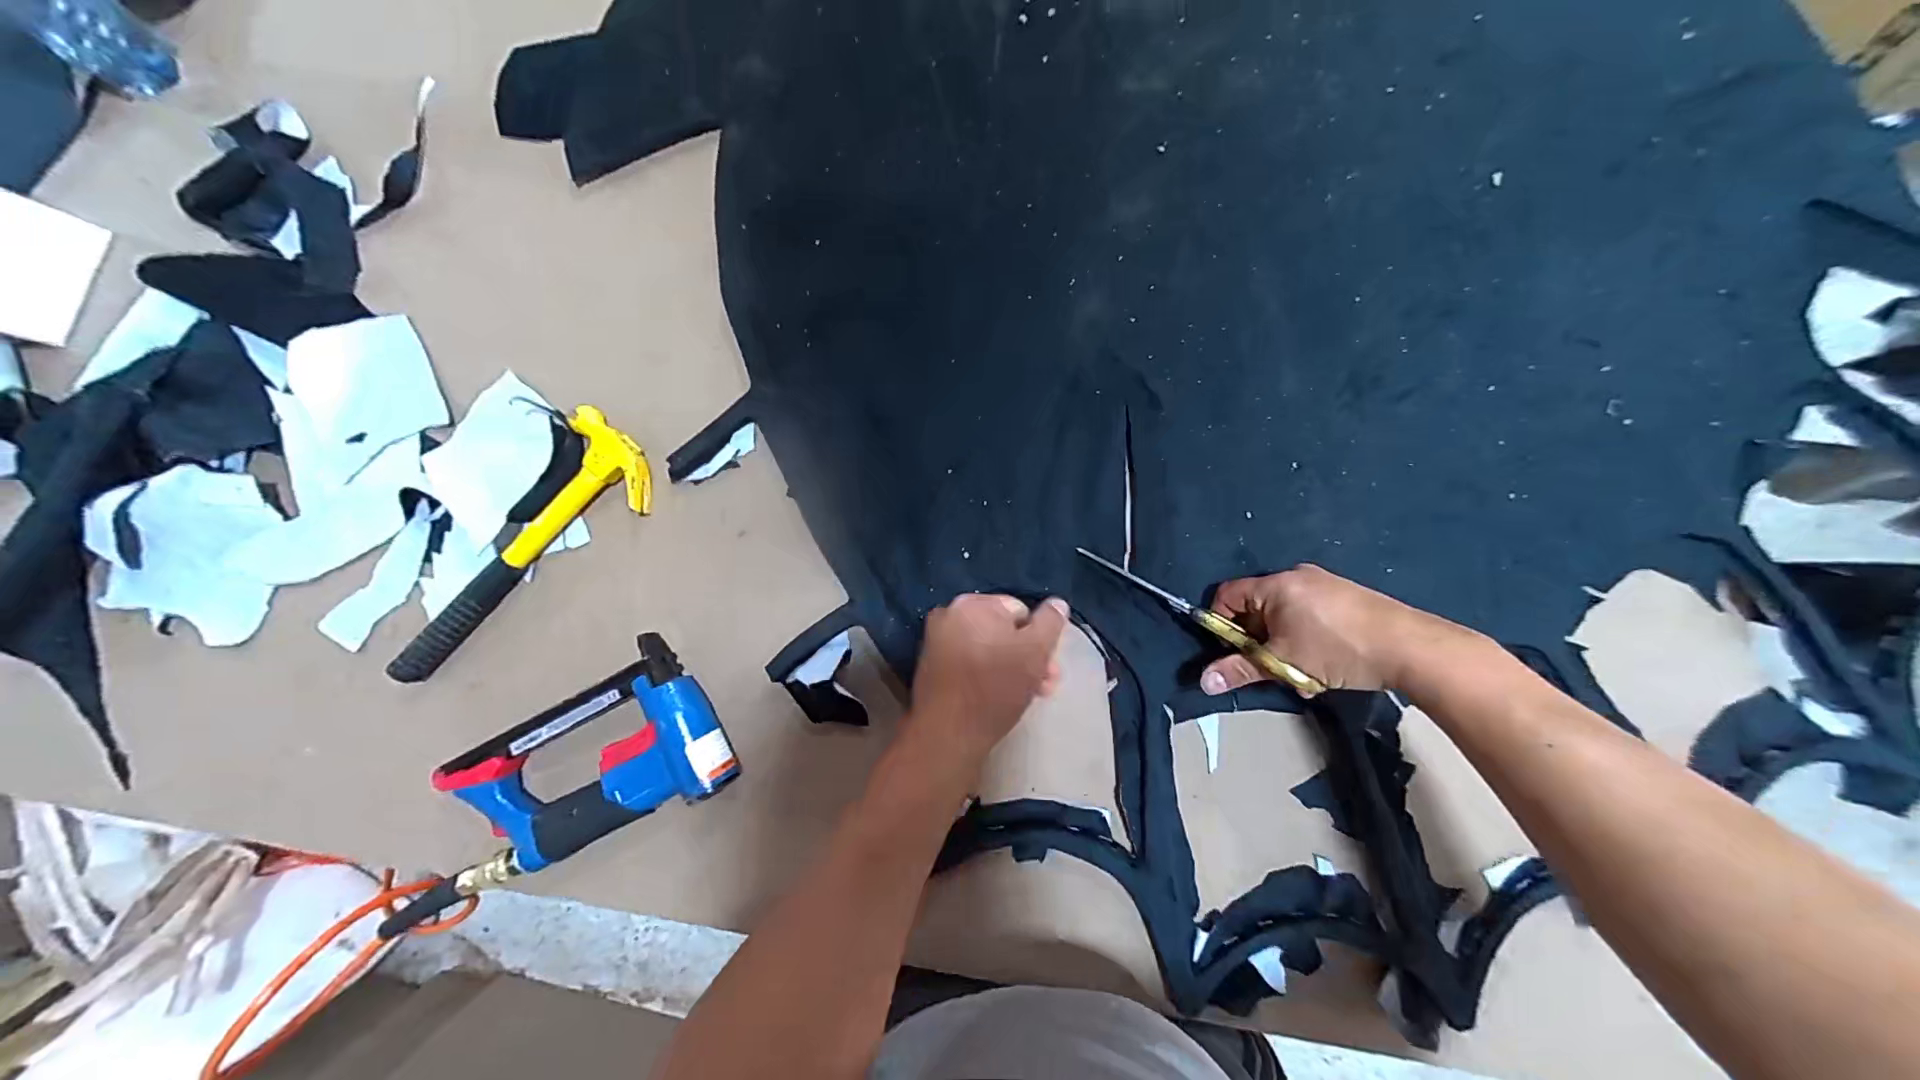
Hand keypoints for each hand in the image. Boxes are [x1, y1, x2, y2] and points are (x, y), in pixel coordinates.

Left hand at [910, 594, 1069, 763]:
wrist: (947, 733)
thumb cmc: (995, 688)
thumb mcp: (1035, 651)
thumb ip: (1050, 623)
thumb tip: (1057, 603)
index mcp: (971, 603)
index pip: (1021, 610)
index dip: (1038, 637)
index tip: (1048, 664)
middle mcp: (949, 614)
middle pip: (1004, 630)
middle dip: (1028, 656)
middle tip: (1045, 683)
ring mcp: (937, 640)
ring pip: (988, 647)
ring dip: (1012, 667)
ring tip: (1030, 694)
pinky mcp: (932, 665)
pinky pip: (969, 660)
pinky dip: (987, 673)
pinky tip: (1002, 696)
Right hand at [1198, 565, 1464, 693]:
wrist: (1410, 648)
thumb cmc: (1337, 649)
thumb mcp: (1282, 663)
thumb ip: (1240, 670)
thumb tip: (1204, 681)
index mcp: (1275, 584)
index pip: (1226, 595)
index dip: (1220, 623)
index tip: (1231, 651)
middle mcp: (1297, 576)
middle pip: (1255, 607)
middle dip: (1257, 640)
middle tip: (1269, 667)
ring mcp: (1324, 584)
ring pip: (1283, 615)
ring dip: (1283, 645)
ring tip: (1302, 672)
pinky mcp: (1346, 597)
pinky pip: (1308, 614)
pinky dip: (1305, 639)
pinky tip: (1324, 665)